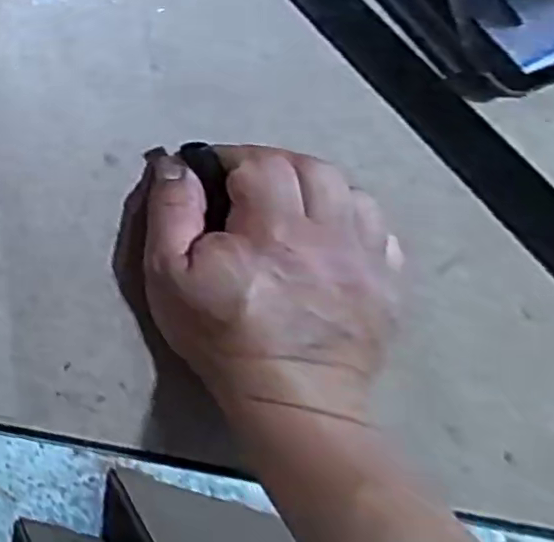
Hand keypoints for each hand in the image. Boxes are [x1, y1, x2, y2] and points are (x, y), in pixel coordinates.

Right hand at [142, 145, 402, 424]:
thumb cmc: (216, 330)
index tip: (204, 173)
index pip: (262, 164)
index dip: (227, 157)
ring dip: (308, 184)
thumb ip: (171, 209)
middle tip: (235, 182)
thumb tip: (176, 165)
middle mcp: (330, 238)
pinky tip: (314, 229)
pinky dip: (343, 212)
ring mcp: (367, 261)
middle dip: (268, 163)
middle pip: (312, 168)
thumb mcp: (166, 269)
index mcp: (273, 232)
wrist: (290, 396)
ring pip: (350, 191)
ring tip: (276, 203)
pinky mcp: (388, 283)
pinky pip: (376, 225)